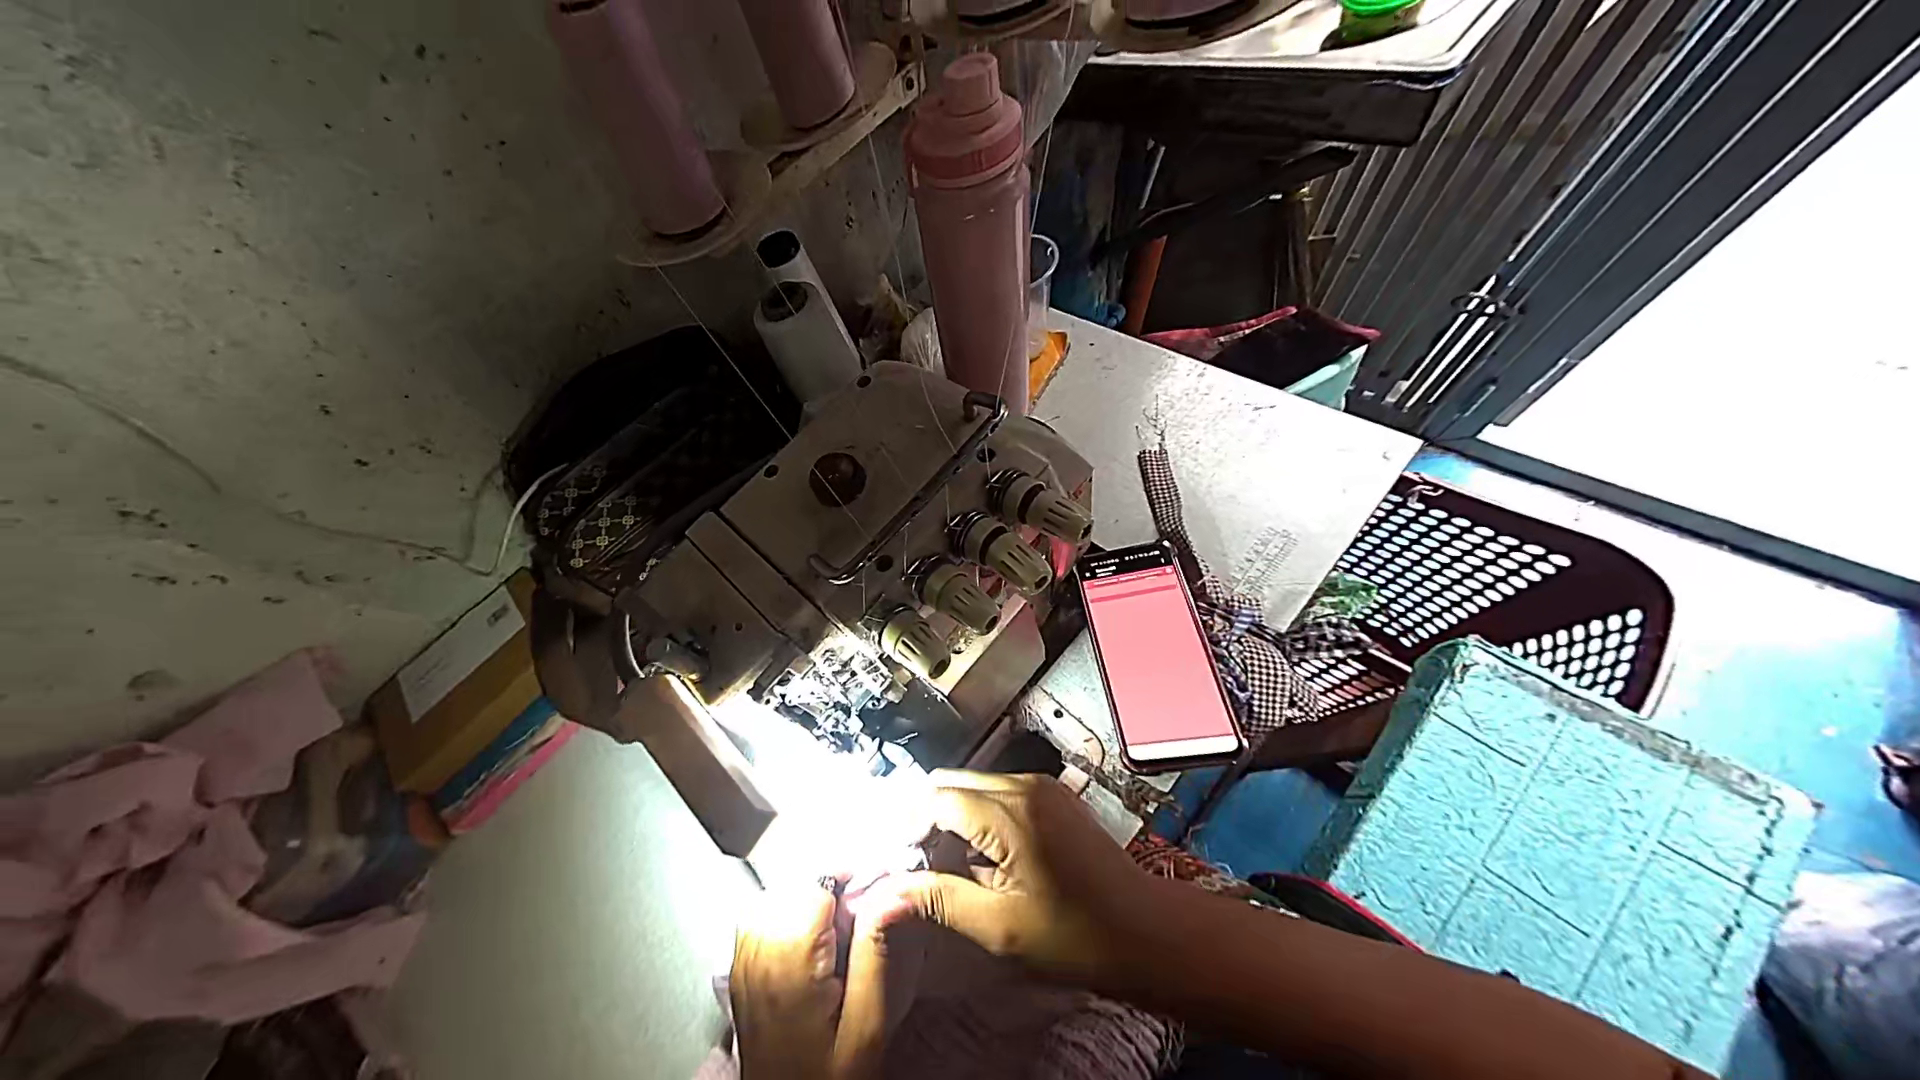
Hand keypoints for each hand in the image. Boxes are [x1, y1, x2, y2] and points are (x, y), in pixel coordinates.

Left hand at [731, 884, 888, 1079]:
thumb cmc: (830, 1078)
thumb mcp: (867, 1025)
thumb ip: (875, 954)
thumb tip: (889, 896)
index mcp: (790, 963)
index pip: (815, 885)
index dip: (848, 882)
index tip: (873, 895)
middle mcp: (758, 957)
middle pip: (793, 886)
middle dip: (828, 889)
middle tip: (857, 915)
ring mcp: (742, 965)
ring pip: (774, 896)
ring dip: (805, 899)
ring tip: (833, 927)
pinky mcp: (739, 975)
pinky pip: (757, 919)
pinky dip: (783, 913)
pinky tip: (805, 938)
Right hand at [852, 770, 1159, 984]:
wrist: (1142, 929)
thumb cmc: (1080, 934)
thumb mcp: (1000, 927)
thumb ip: (939, 901)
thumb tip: (891, 893)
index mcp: (1011, 814)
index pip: (936, 797)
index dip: (909, 825)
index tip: (899, 857)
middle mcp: (1026, 787)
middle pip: (951, 784)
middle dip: (926, 819)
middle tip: (920, 864)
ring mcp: (1041, 788)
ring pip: (972, 786)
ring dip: (953, 819)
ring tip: (953, 867)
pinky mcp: (1051, 797)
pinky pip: (998, 793)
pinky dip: (979, 817)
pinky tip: (984, 858)